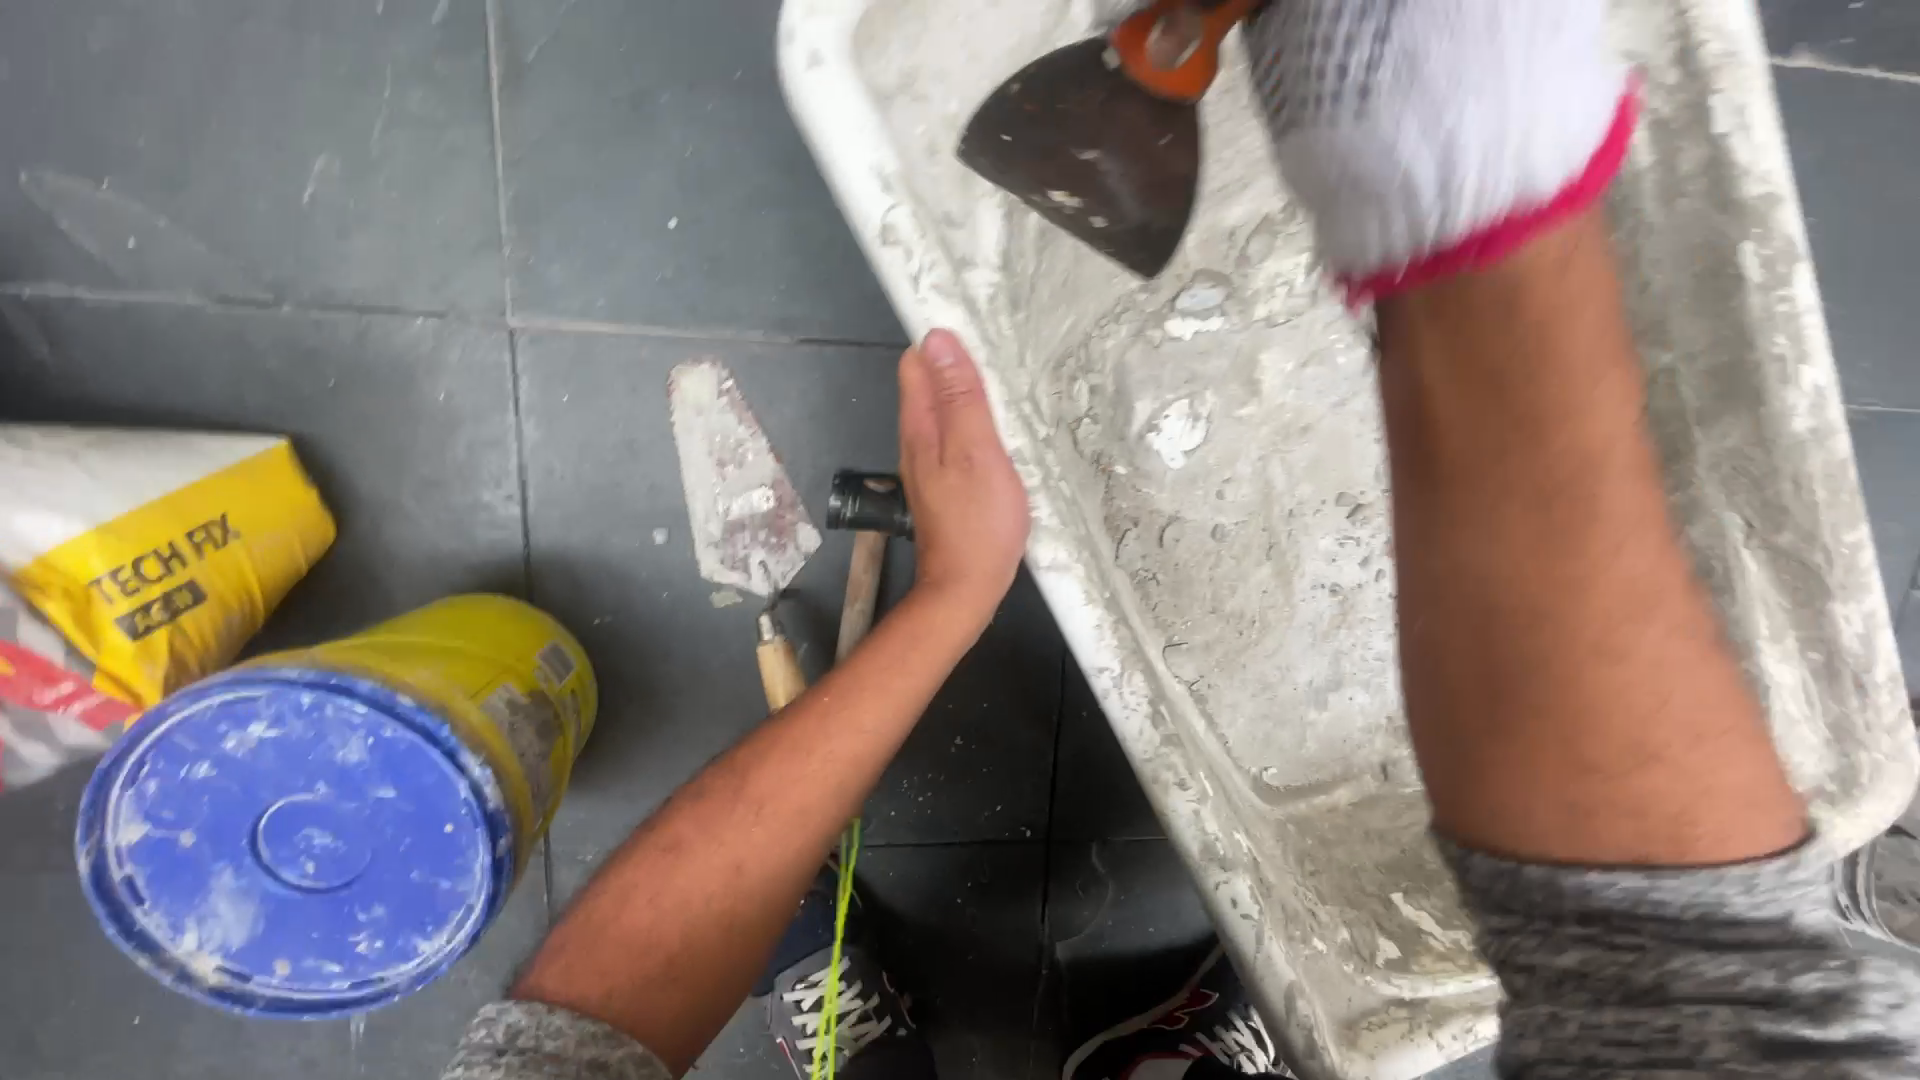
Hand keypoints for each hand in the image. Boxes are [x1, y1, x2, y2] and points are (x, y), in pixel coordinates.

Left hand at [897, 329, 1029, 623]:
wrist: (967, 586)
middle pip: (930, 384)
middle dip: (958, 361)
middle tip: (1002, 345)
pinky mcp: (946, 482)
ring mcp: (930, 463)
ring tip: (1005, 376)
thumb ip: (959, 397)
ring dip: (968, 391)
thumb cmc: (978, 521)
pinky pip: (956, 436)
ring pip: (945, 411)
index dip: (941, 340)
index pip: (917, 362)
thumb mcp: (975, 451)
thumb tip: (938, 339)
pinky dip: (975, 421)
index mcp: (920, 426)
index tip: (976, 322)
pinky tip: (999, 424)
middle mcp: (917, 439)